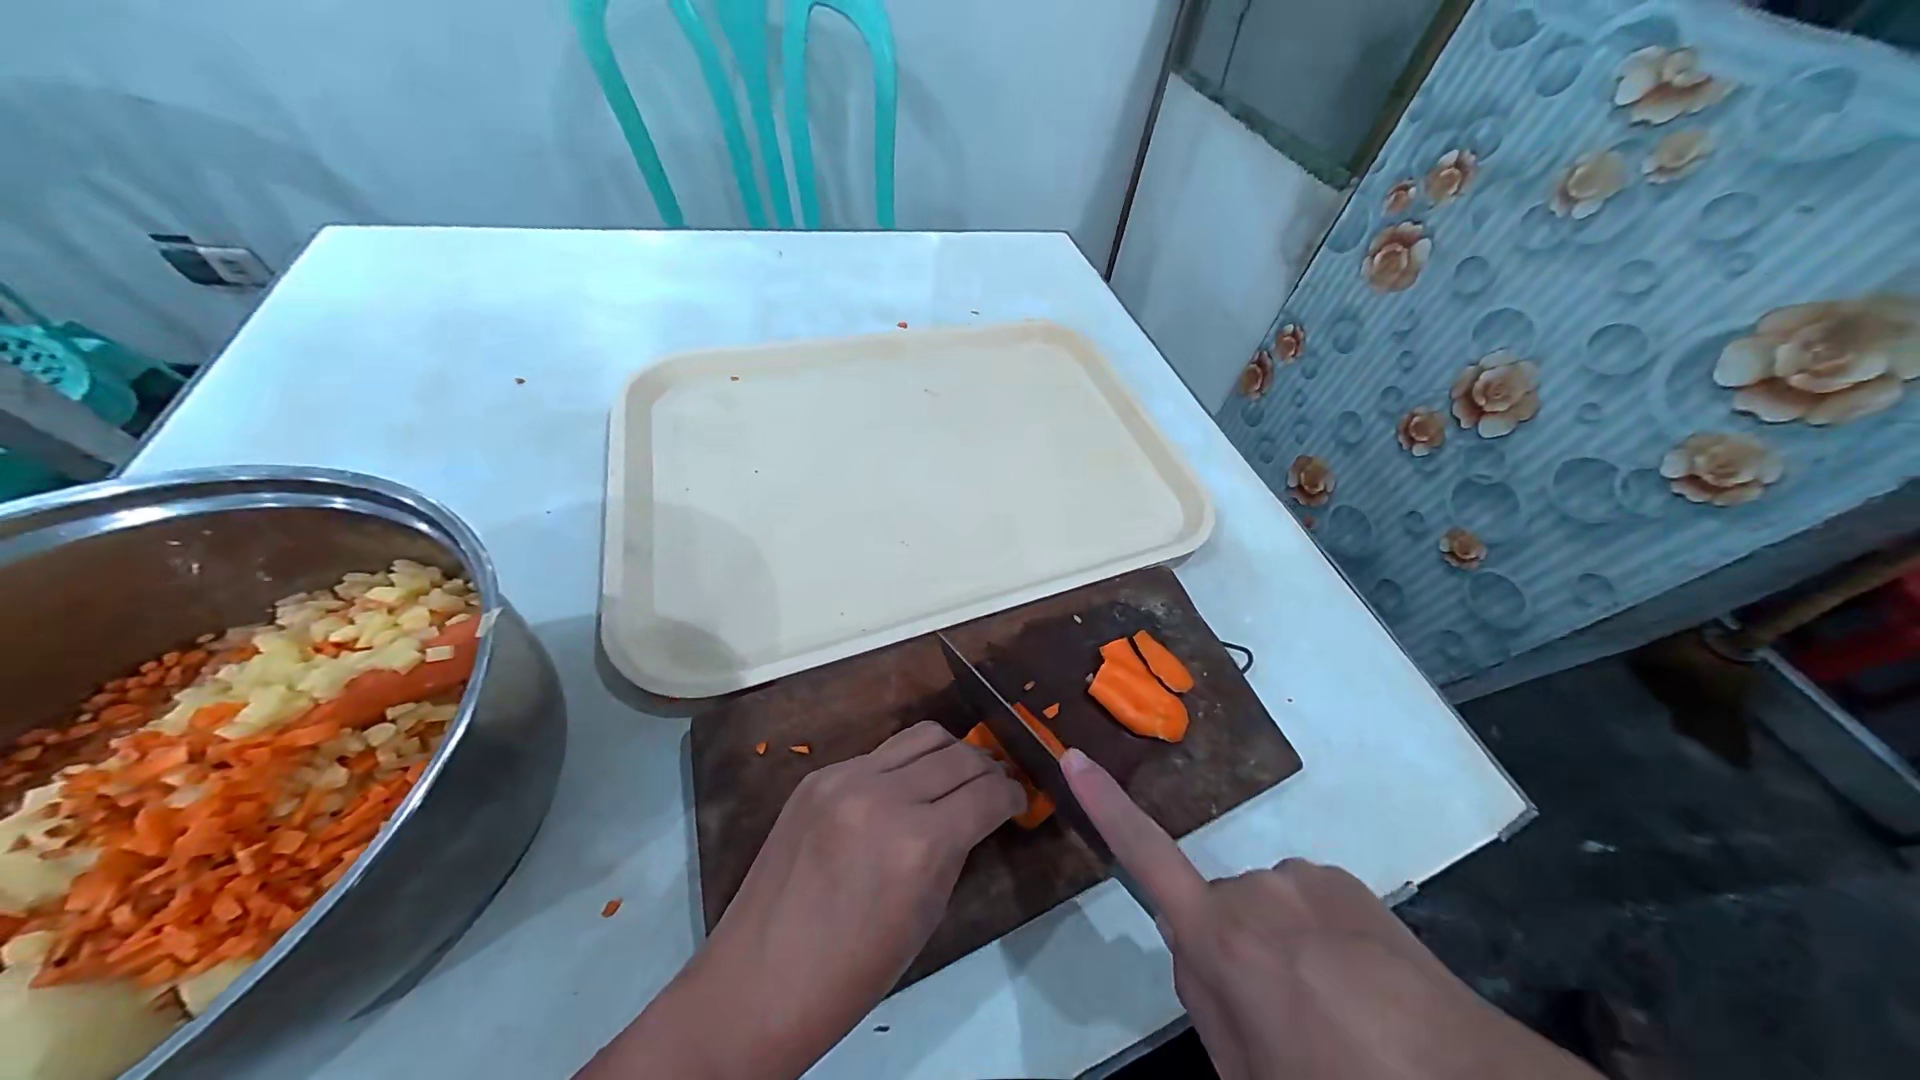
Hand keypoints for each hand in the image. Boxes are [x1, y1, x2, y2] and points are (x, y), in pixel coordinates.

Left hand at [579, 721, 1023, 1079]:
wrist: (761, 980)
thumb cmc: (855, 970)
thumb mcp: (927, 914)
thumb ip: (956, 849)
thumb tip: (977, 812)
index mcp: (920, 843)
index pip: (988, 794)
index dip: (1014, 794)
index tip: (1020, 799)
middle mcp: (884, 796)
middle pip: (960, 754)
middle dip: (988, 769)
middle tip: (993, 788)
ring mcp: (845, 779)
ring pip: (921, 736)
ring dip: (949, 753)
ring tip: (954, 778)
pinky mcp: (817, 776)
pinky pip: (878, 754)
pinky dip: (903, 766)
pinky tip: (900, 793)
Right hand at [1061, 749, 1600, 1079]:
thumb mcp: (1246, 1073)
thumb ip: (1204, 1002)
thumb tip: (1194, 947)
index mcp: (1219, 939)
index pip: (1144, 857)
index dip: (1105, 806)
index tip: (1074, 757)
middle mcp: (1255, 890)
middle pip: (1215, 912)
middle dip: (1229, 949)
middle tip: (1280, 1018)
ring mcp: (1304, 879)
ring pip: (1264, 907)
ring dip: (1279, 943)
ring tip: (1332, 1010)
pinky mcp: (1346, 880)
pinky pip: (1306, 901)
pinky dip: (1317, 933)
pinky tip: (1359, 985)